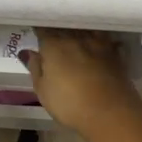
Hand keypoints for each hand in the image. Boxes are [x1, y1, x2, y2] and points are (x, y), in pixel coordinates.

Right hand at [19, 29, 141, 134]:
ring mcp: (96, 44)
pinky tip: (96, 41)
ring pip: (83, 30)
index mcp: (53, 46)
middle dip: (56, 29)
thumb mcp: (43, 91)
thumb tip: (27, 52)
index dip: (38, 31)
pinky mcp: (114, 53)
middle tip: (51, 33)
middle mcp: (74, 39)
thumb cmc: (70, 104)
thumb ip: (35, 68)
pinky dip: (97, 37)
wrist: (111, 113)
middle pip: (63, 28)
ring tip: (72, 35)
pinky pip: (102, 38)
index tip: (35, 33)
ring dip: (76, 31)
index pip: (42, 30)